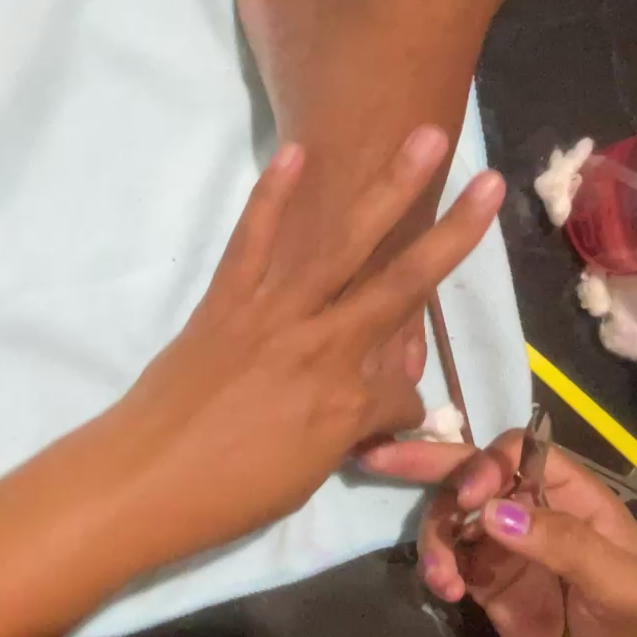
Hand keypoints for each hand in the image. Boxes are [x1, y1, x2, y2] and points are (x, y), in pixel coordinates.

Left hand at [102, 127, 504, 569]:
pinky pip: (251, 244)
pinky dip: (270, 198)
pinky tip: (295, 153)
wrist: (144, 481)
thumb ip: (344, 435)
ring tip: (424, 141)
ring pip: (339, 248)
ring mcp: (271, 317)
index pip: (401, 393)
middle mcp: (322, 348)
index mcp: (347, 406)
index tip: (390, 421)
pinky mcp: (224, 303)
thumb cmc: (226, 496)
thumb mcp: (304, 478)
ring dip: (385, 191)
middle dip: (451, 236)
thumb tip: (369, 415)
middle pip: (399, 287)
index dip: (404, 409)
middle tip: (492, 183)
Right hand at [359, 432, 636, 636]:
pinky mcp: (485, 580)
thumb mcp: (622, 588)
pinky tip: (444, 591)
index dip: (487, 463)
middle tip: (378, 459)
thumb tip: (492, 512)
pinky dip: (436, 568)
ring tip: (441, 580)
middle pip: (473, 473)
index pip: (521, 454)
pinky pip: (447, 558)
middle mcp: (533, 510)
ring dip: (434, 538)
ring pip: (451, 517)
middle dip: (427, 465)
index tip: (470, 499)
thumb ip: (563, 543)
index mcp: (575, 498)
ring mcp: (505, 545)